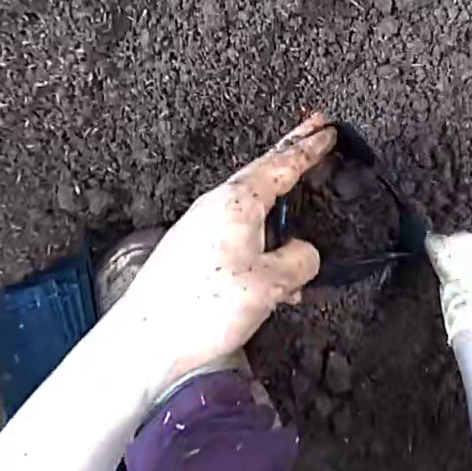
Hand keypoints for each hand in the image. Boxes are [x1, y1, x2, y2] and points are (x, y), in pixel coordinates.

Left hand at [108, 113, 335, 391]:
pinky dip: (263, 228)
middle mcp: (217, 205)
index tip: (328, 132)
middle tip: (314, 129)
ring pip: (253, 200)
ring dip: (279, 194)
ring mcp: (202, 224)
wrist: (143, 341)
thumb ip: (299, 261)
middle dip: (293, 148)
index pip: (283, 164)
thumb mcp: (270, 284)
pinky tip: (273, 257)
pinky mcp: (194, 247)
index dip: (310, 147)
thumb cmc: (200, 309)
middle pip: (265, 169)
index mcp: (238, 203)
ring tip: (299, 191)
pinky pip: (240, 226)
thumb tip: (304, 253)